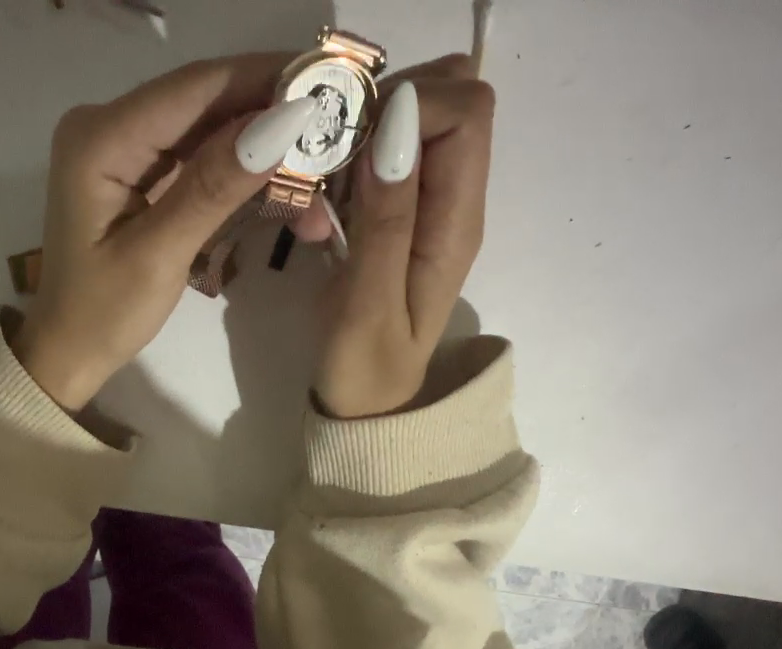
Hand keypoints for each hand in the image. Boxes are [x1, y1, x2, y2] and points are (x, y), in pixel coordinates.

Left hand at [13, 55, 332, 410]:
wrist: (67, 352)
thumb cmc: (102, 316)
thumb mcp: (158, 256)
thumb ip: (214, 186)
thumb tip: (282, 123)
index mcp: (100, 139)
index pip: (196, 88)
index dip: (266, 80)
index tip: (331, 86)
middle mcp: (108, 126)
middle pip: (205, 102)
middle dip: (272, 116)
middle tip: (340, 131)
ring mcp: (123, 148)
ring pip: (209, 129)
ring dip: (263, 147)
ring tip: (322, 169)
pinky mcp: (138, 173)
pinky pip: (199, 157)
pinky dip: (240, 171)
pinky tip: (284, 185)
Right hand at [316, 56, 495, 418]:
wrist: (365, 411)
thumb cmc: (364, 369)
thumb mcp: (368, 302)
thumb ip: (385, 218)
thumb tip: (396, 126)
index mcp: (455, 223)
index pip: (465, 111)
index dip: (410, 105)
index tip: (351, 146)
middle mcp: (451, 204)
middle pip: (440, 104)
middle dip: (378, 117)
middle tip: (328, 169)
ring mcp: (424, 210)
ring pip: (403, 129)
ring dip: (352, 148)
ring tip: (316, 207)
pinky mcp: (395, 219)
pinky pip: (376, 165)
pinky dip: (342, 174)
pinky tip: (316, 219)